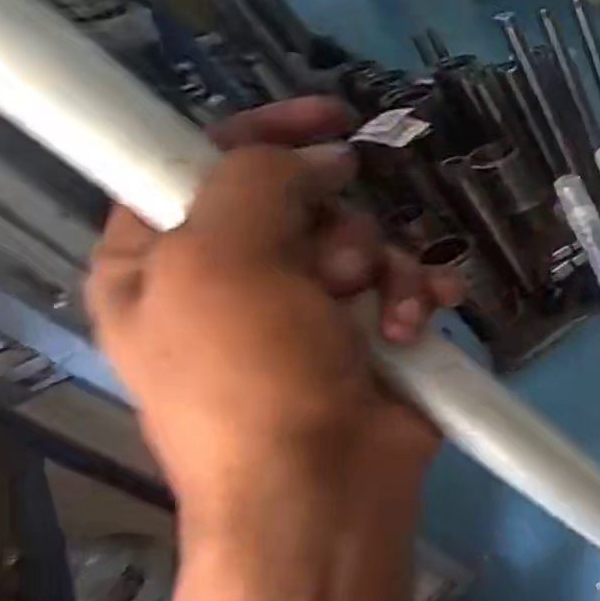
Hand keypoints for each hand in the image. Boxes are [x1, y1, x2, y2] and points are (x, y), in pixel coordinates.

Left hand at [86, 98, 463, 554]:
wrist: (325, 483)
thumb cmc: (251, 379)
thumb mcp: (221, 265)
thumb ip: (257, 184)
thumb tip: (323, 158)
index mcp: (168, 259)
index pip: (209, 166)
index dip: (268, 134)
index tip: (333, 117)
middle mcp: (243, 279)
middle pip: (311, 206)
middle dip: (344, 232)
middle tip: (341, 274)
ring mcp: (317, 312)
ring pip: (373, 248)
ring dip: (393, 272)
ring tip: (397, 316)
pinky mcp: (378, 337)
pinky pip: (413, 288)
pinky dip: (427, 297)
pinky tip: (431, 316)